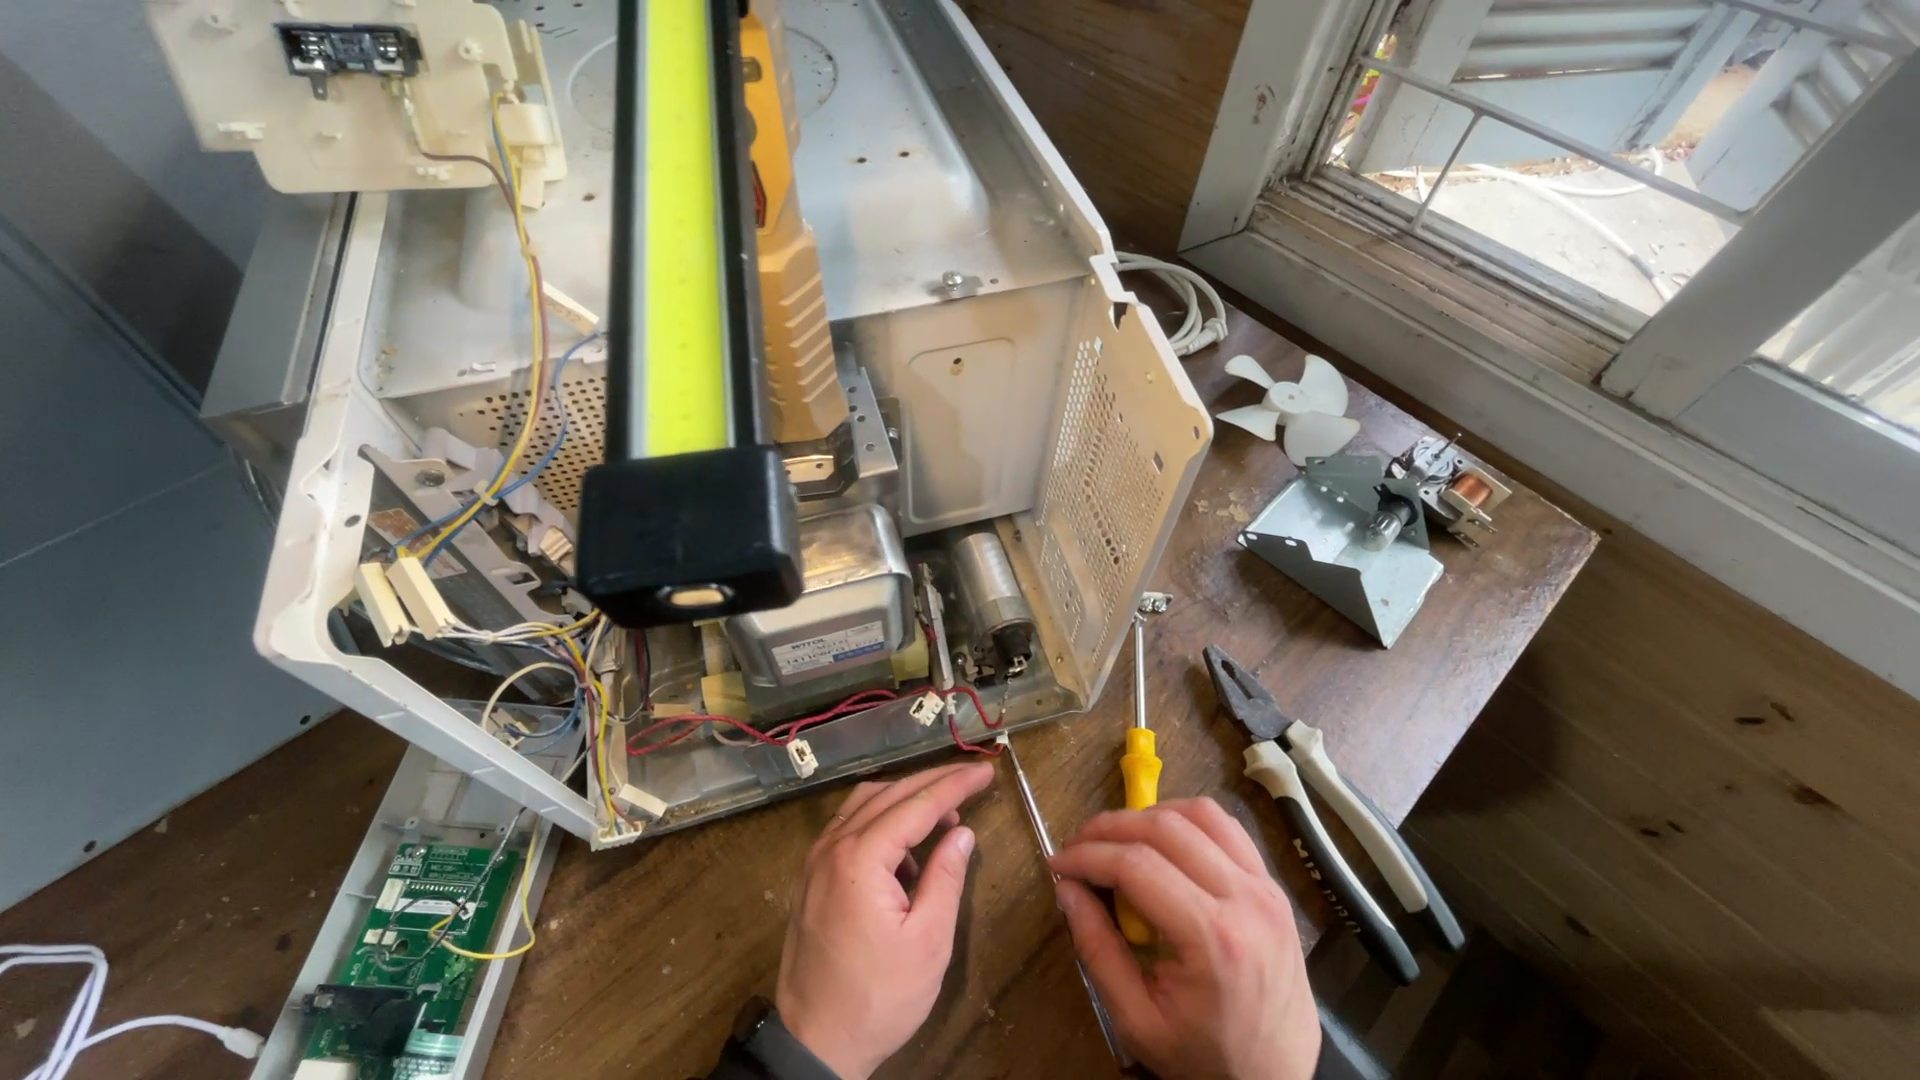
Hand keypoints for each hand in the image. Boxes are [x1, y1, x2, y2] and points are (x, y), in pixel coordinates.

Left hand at [776, 762, 995, 1078]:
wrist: (813, 1043)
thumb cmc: (878, 997)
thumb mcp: (928, 941)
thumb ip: (946, 877)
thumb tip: (961, 832)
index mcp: (860, 858)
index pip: (916, 804)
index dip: (955, 785)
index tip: (986, 771)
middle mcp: (832, 846)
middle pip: (889, 794)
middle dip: (933, 782)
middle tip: (972, 778)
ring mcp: (816, 859)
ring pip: (866, 804)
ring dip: (906, 798)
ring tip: (946, 813)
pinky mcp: (811, 876)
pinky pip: (850, 827)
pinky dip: (882, 820)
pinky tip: (906, 847)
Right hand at [1050, 798, 1320, 1079]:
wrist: (1281, 1079)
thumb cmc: (1205, 1057)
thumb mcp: (1138, 1020)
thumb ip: (1098, 949)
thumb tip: (1066, 887)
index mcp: (1212, 938)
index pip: (1137, 865)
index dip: (1089, 855)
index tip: (1059, 862)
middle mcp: (1245, 900)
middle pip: (1166, 828)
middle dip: (1111, 827)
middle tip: (1079, 845)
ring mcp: (1266, 887)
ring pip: (1200, 814)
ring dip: (1150, 815)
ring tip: (1119, 839)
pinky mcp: (1273, 885)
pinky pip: (1227, 827)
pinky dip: (1187, 821)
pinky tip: (1163, 842)